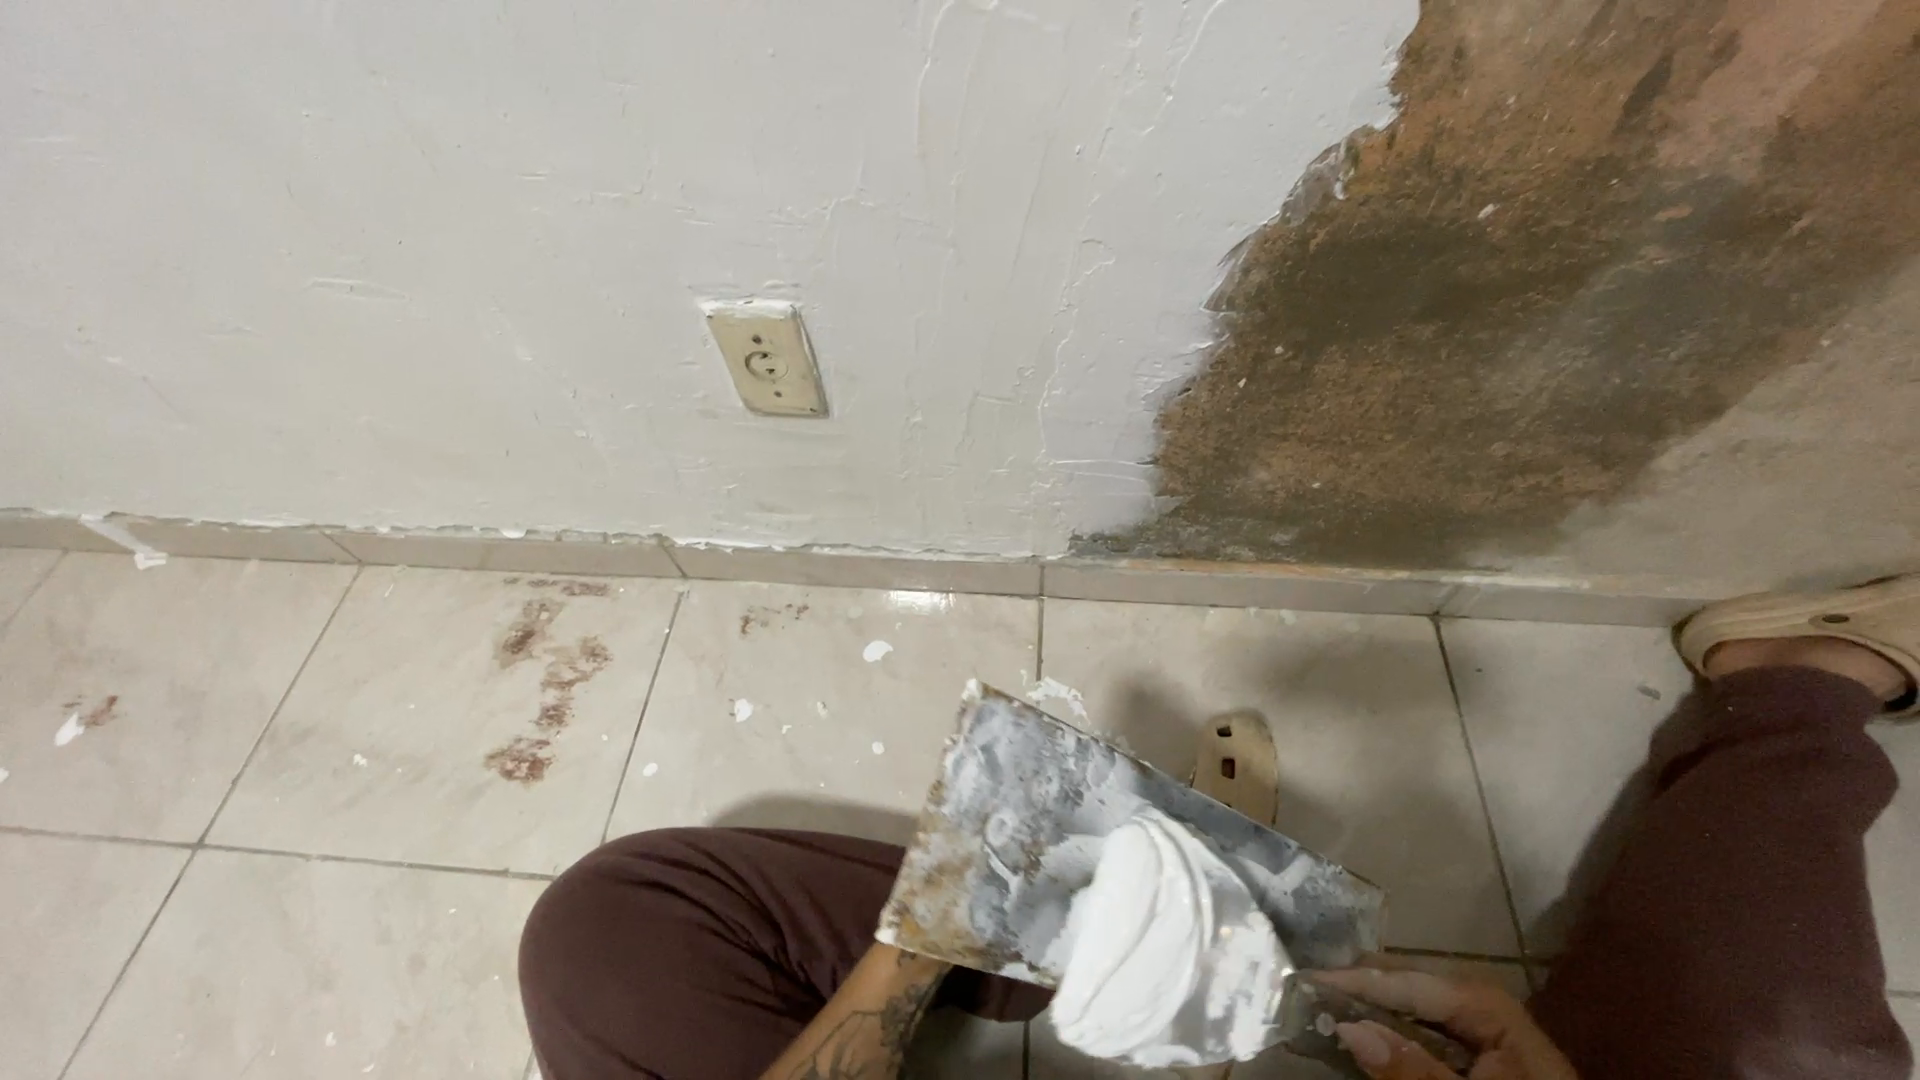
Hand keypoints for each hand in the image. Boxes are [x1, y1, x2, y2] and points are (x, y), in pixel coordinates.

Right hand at [1312, 968, 1578, 1079]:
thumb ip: (1413, 1071)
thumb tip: (1347, 1028)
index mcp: (1483, 1003)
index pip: (1401, 981)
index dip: (1350, 982)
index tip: (1302, 981)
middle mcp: (1478, 1001)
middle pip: (1402, 985)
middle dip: (1357, 992)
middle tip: (1307, 998)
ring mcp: (1478, 1025)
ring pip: (1408, 1006)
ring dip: (1370, 1013)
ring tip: (1326, 1014)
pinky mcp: (1477, 1050)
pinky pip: (1422, 1029)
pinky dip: (1392, 1032)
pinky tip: (1367, 1038)